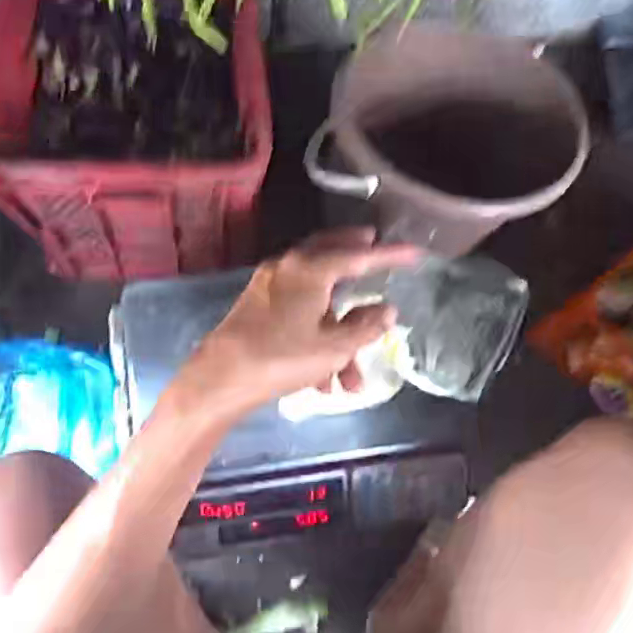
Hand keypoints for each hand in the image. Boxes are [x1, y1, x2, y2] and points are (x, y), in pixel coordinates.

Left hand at [172, 229, 422, 420]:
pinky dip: (313, 343)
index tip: (413, 252)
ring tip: (352, 384)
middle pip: (329, 259)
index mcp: (309, 269)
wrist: (220, 378)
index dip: (388, 256)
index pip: (357, 256)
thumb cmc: (282, 357)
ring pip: (314, 305)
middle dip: (355, 260)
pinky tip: (322, 384)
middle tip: (374, 247)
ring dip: (336, 340)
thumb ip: (365, 326)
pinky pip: (295, 320)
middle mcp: (286, 270)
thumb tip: (386, 310)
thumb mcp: (334, 347)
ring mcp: (267, 290)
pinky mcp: (255, 313)